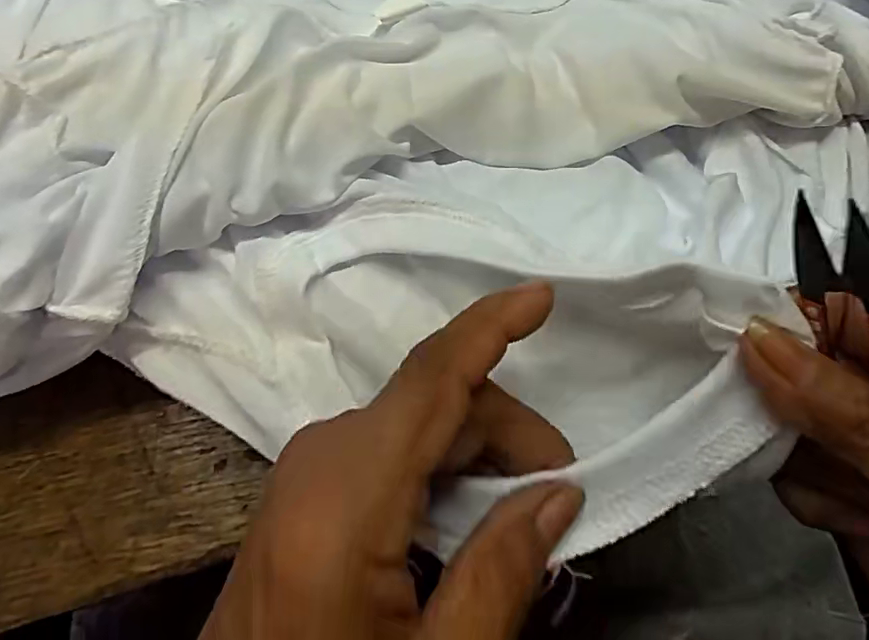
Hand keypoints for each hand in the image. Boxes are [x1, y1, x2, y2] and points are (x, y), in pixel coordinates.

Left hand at [203, 283, 582, 639]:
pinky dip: (444, 466)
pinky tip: (471, 516)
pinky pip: (391, 448)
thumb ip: (501, 573)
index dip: (491, 325)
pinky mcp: (306, 488)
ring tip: (522, 511)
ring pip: (416, 422)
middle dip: (507, 432)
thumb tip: (560, 493)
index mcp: (345, 496)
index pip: (431, 378)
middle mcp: (321, 457)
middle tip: (562, 489)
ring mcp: (307, 468)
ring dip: (479, 450)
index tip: (543, 294)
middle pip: (435, 403)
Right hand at [741, 297, 868, 639]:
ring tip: (857, 503)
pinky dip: (807, 490)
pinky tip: (853, 525)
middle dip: (800, 394)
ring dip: (806, 452)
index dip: (809, 318)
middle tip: (791, 429)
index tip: (752, 339)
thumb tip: (759, 338)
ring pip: (801, 413)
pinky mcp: (860, 496)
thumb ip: (863, 418)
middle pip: (826, 361)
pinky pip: (799, 464)